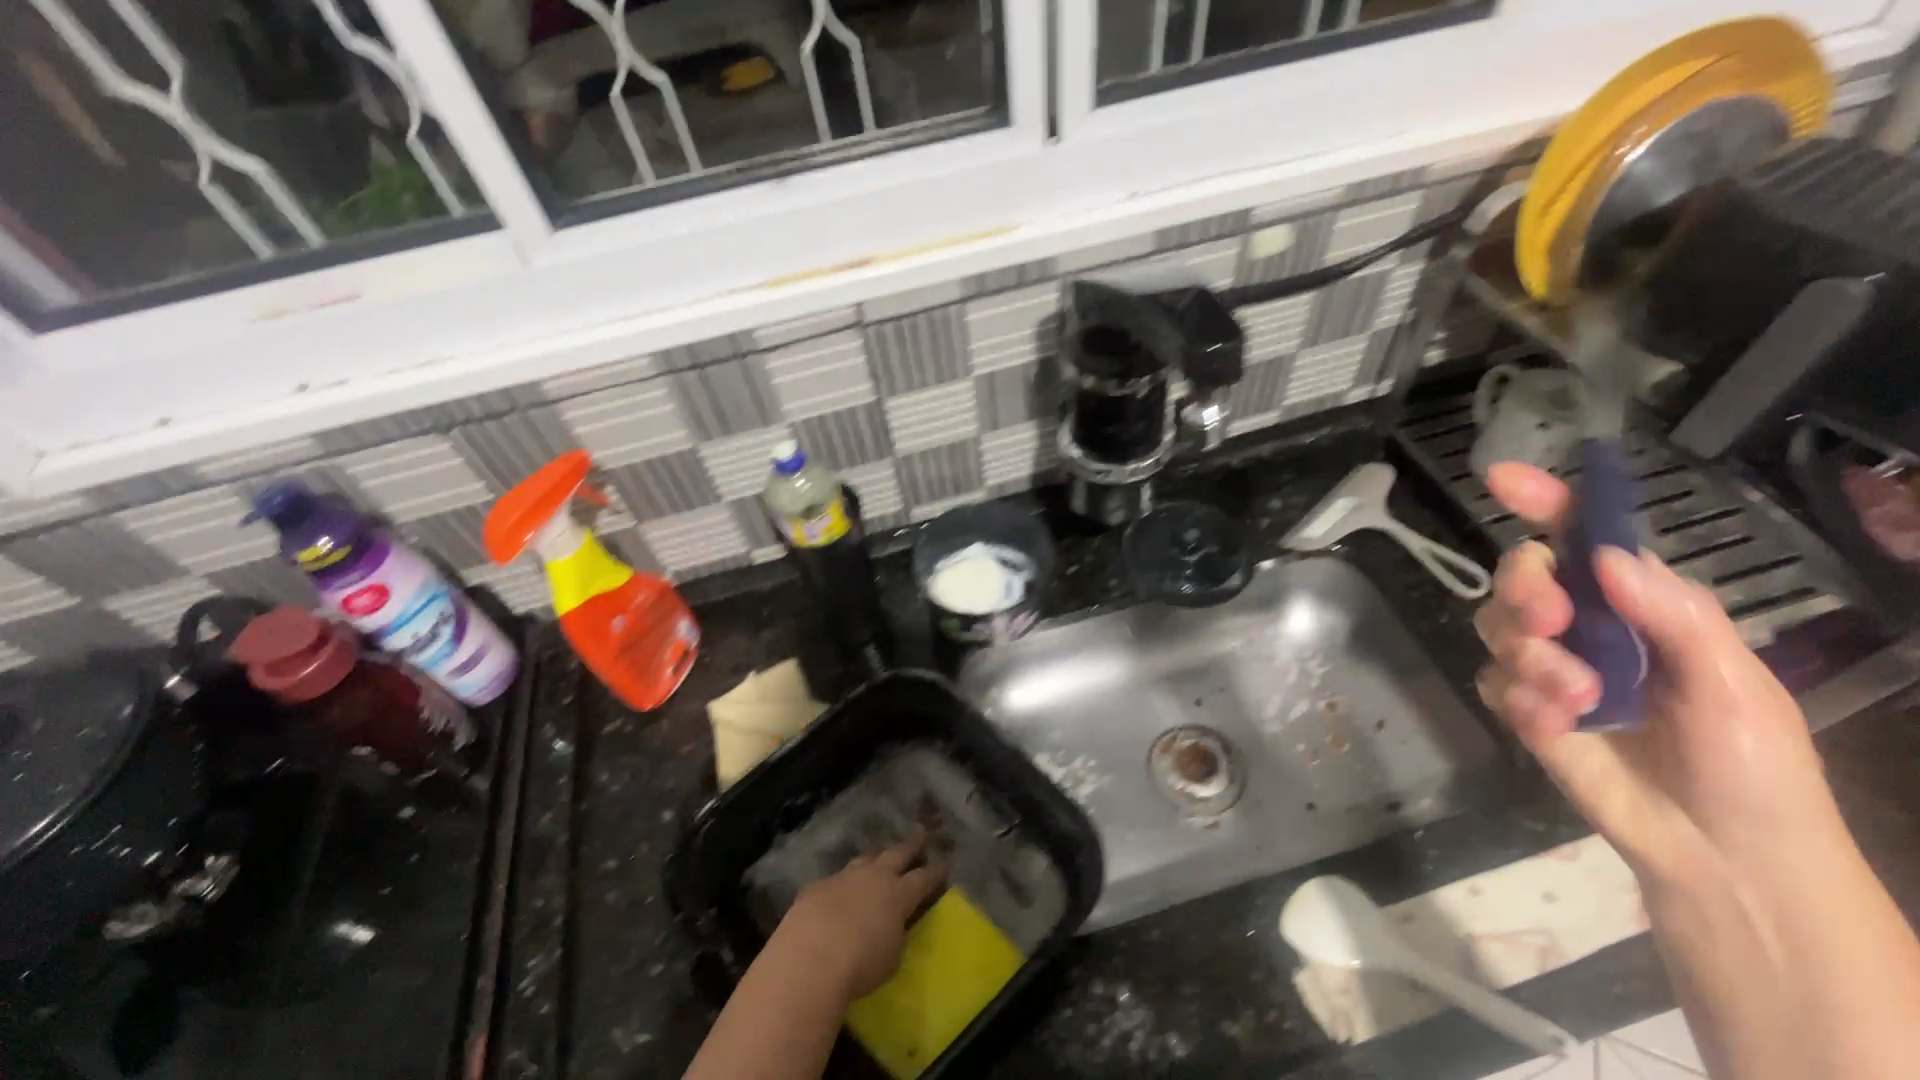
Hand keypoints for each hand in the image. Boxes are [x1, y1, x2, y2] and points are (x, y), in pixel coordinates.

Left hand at [769, 833, 946, 1000]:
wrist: (810, 959)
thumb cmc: (860, 965)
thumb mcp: (891, 956)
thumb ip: (894, 935)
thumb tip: (890, 927)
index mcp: (899, 895)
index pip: (923, 878)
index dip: (935, 871)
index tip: (943, 864)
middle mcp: (874, 878)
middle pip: (896, 854)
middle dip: (911, 845)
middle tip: (920, 834)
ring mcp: (843, 878)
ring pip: (864, 859)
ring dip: (876, 856)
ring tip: (880, 854)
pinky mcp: (816, 887)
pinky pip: (835, 879)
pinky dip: (842, 883)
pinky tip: (839, 890)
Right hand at [1471, 464, 1846, 889]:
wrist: (1722, 856)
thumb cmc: (1754, 764)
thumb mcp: (1734, 683)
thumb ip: (1674, 615)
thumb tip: (1601, 558)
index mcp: (1643, 605)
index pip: (1584, 537)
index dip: (1545, 502)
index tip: (1501, 481)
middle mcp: (1591, 628)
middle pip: (1523, 575)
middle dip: (1525, 589)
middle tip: (1551, 620)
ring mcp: (1555, 671)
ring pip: (1498, 629)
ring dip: (1529, 657)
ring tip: (1576, 700)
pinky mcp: (1530, 714)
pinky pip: (1495, 684)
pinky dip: (1521, 701)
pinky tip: (1559, 727)